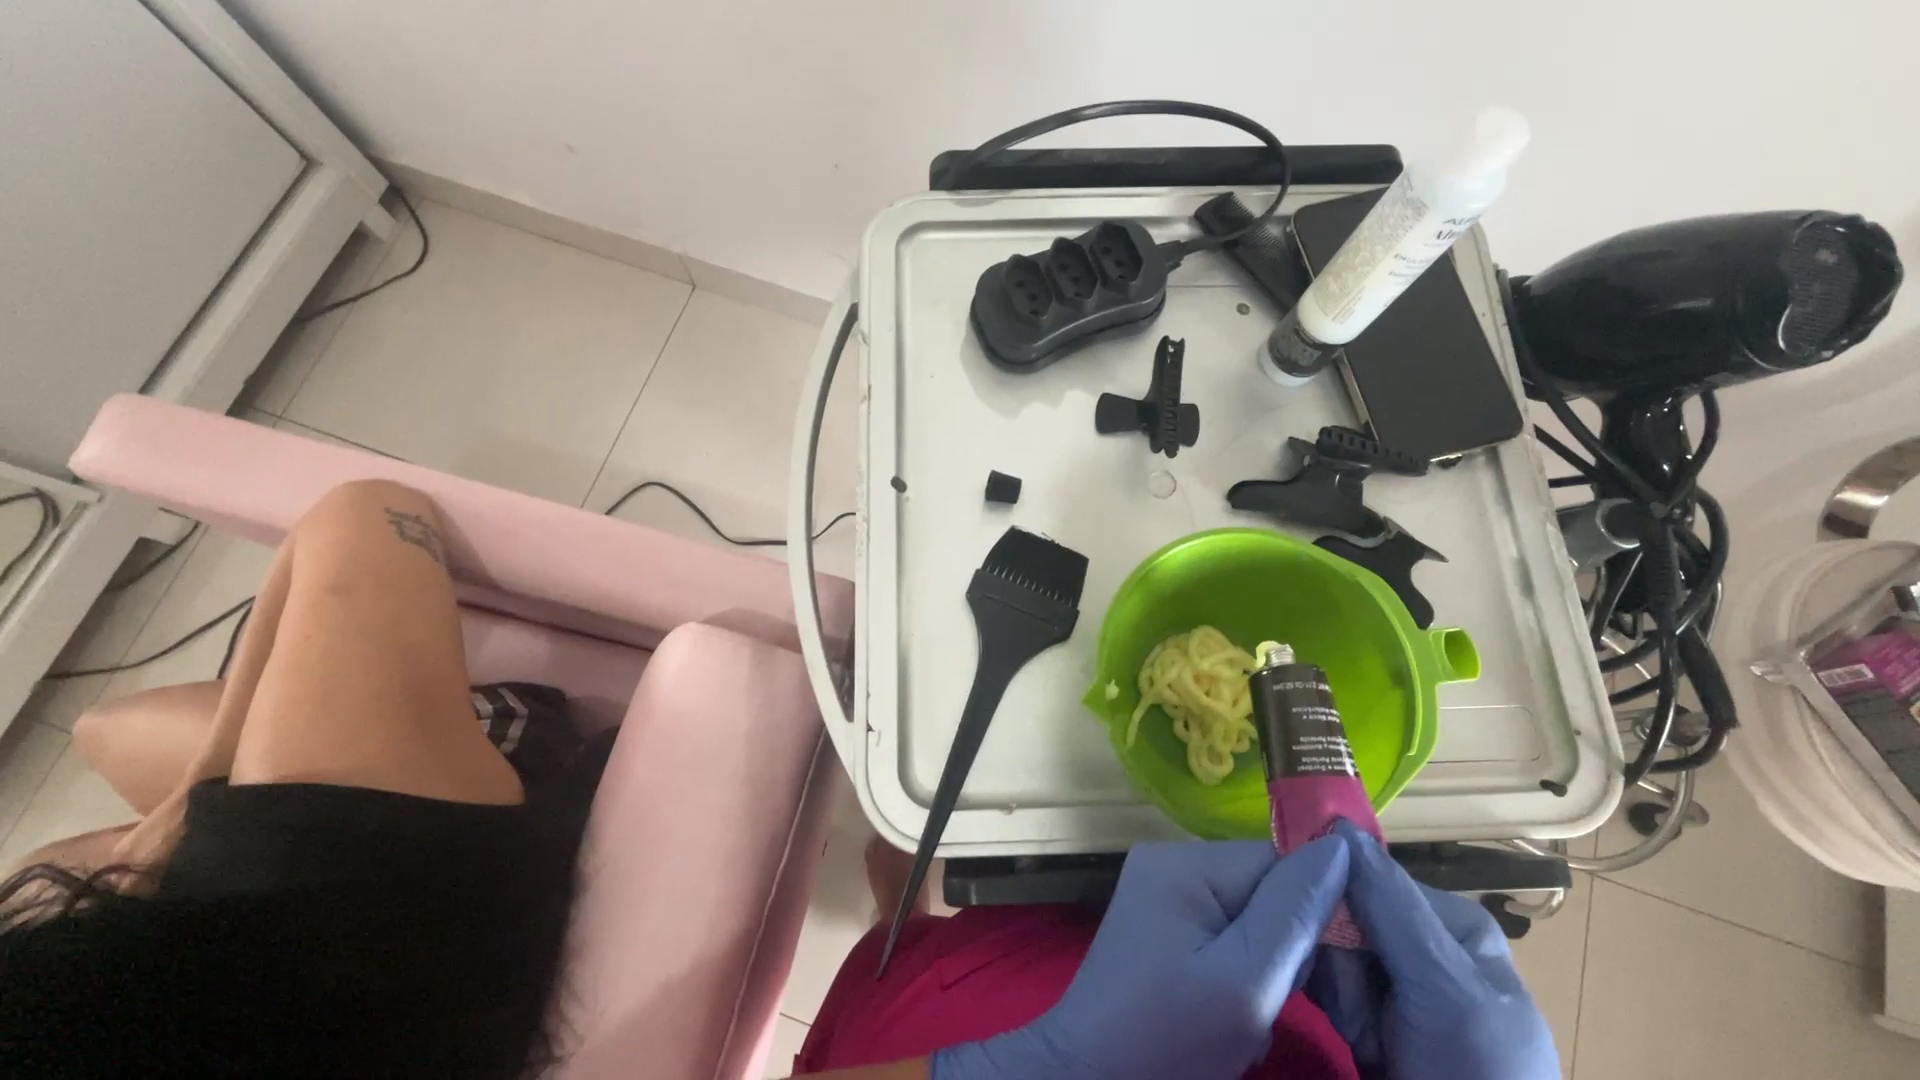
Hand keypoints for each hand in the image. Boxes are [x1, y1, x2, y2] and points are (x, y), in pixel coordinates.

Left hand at [933, 836, 1349, 1079]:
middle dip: (1296, 945)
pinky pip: (1231, 932)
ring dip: (1274, 965)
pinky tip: (1242, 1010)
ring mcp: (1164, 892)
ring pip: (1256, 914)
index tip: (1346, 970)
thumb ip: (1295, 912)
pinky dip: (1249, 970)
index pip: (1283, 862)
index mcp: (1184, 862)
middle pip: (1270, 886)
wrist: (1092, 1078)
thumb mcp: (1245, 982)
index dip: (1323, 912)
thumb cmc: (1167, 1038)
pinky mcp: (1165, 924)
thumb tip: (1341, 843)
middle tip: (1291, 1002)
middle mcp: (1172, 862)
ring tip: (1262, 1012)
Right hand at [1313, 821, 1557, 1079]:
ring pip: (1329, 955)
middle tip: (1366, 1019)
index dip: (1340, 907)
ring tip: (1369, 1044)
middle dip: (1342, 968)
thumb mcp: (1444, 988)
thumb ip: (1392, 906)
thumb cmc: (1477, 1075)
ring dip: (1338, 999)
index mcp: (1453, 924)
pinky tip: (1354, 1042)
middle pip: (1344, 917)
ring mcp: (1398, 986)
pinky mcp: (1375, 1020)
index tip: (1330, 947)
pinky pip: (1330, 990)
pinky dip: (1333, 1014)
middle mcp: (1423, 944)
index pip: (1367, 880)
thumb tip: (1337, 823)